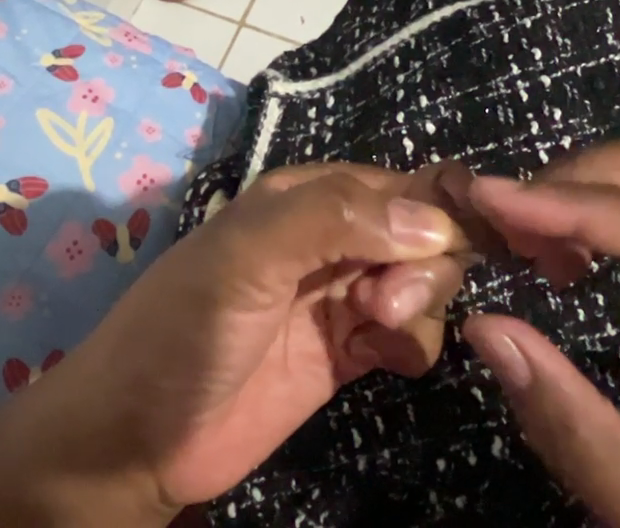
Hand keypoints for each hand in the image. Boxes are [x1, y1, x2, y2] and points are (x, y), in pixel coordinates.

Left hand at [0, 165, 470, 526]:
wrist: (137, 436)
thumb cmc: (184, 329)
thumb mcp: (246, 256)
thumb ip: (333, 220)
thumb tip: (432, 221)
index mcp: (302, 197)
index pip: (394, 181)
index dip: (440, 202)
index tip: (482, 232)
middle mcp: (327, 238)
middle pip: (420, 231)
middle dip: (426, 260)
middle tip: (387, 301)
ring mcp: (337, 296)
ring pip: (421, 280)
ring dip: (419, 301)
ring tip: (377, 332)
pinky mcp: (345, 352)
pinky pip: (408, 332)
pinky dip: (412, 341)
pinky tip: (385, 359)